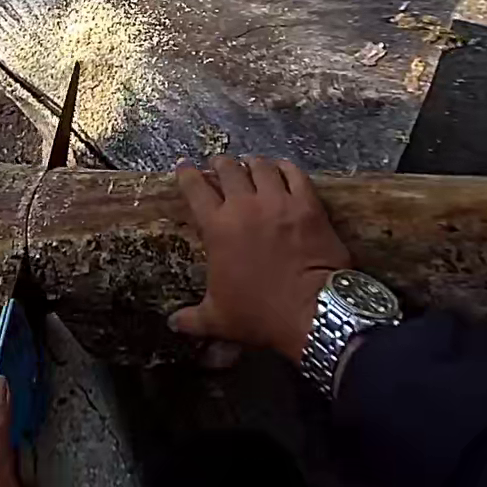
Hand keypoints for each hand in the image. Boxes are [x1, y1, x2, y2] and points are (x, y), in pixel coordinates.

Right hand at [170, 155, 350, 362]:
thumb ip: (192, 318)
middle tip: (218, 164)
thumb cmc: (260, 314)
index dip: (187, 173)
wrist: (313, 312)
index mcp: (217, 227)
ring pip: (260, 166)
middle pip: (228, 169)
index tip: (184, 165)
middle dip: (220, 163)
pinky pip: (294, 174)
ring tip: (249, 163)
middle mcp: (244, 205)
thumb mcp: (218, 319)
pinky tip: (281, 168)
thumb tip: (172, 323)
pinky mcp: (307, 204)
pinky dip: (285, 167)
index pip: (195, 188)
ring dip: (251, 163)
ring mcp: (278, 201)